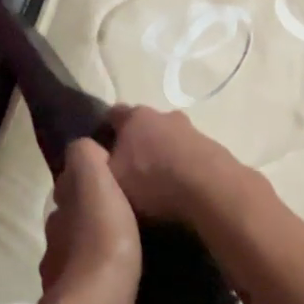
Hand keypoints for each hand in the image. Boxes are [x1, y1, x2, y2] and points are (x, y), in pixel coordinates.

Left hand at [40, 140, 140, 303]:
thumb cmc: (103, 237)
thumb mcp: (96, 180)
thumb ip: (87, 157)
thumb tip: (87, 145)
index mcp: (60, 212)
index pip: (70, 187)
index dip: (91, 180)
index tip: (119, 177)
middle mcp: (57, 243)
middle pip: (77, 220)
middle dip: (99, 214)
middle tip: (135, 210)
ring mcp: (68, 279)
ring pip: (87, 252)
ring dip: (106, 247)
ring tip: (140, 243)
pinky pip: (99, 283)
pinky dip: (111, 277)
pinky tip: (134, 276)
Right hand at [104, 105, 250, 223]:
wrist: (210, 188)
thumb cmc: (152, 180)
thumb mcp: (109, 177)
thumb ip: (96, 164)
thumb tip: (90, 157)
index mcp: (135, 117)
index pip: (112, 114)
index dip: (103, 131)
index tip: (97, 151)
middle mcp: (164, 115)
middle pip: (143, 126)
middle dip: (135, 143)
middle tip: (127, 170)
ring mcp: (192, 129)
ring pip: (169, 139)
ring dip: (162, 155)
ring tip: (156, 183)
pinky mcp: (213, 147)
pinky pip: (189, 155)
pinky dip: (183, 166)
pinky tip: (180, 188)